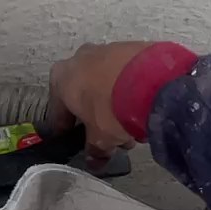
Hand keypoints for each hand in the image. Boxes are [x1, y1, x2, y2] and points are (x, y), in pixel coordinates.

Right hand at [47, 41, 152, 159]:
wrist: (151, 80)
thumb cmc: (110, 109)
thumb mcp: (100, 137)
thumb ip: (94, 149)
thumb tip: (94, 162)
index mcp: (61, 78)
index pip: (59, 111)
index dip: (69, 130)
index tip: (78, 142)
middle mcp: (78, 59)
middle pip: (85, 95)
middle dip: (98, 117)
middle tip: (113, 136)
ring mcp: (105, 50)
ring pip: (106, 84)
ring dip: (115, 104)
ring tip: (135, 126)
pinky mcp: (131, 48)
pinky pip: (126, 74)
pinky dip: (130, 89)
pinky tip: (144, 106)